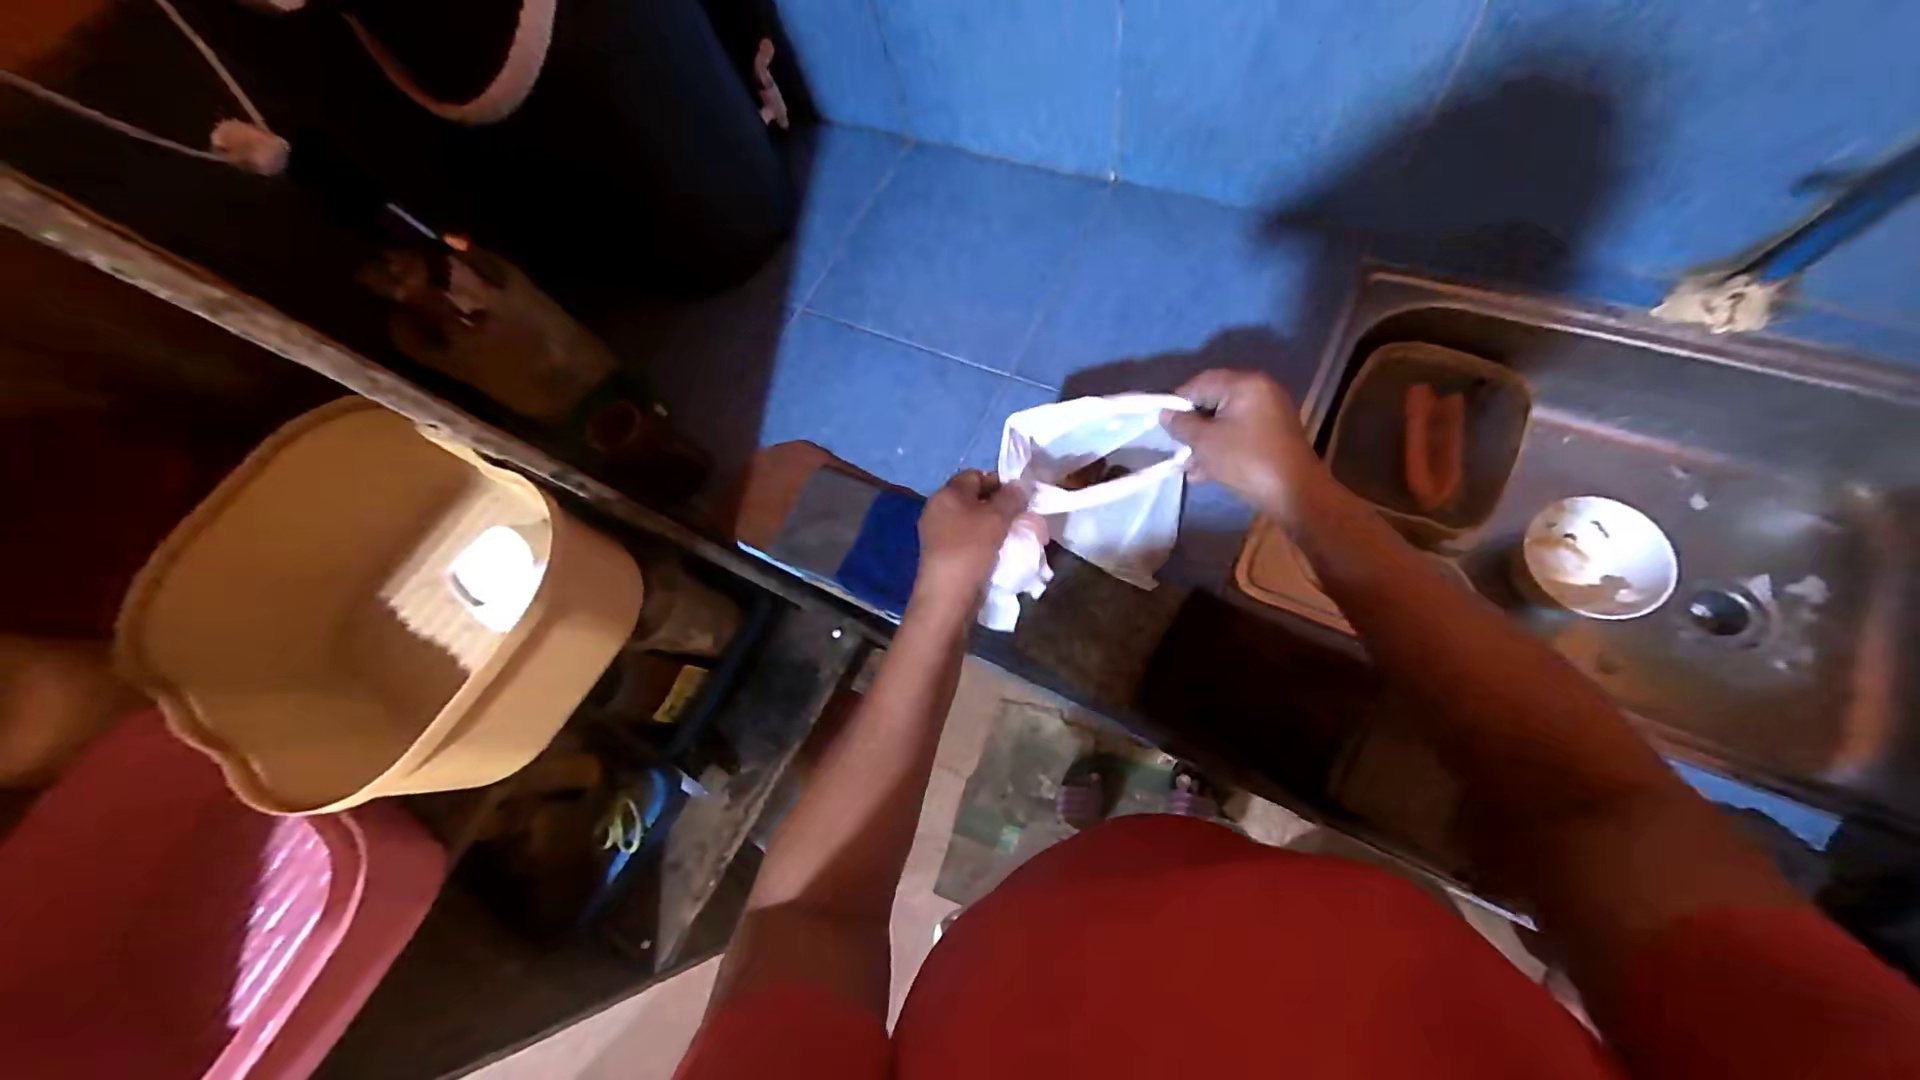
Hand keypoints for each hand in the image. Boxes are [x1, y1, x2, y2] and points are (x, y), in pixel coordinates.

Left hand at [914, 470, 1028, 610]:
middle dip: (997, 505)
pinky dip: (982, 541)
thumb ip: (1010, 498)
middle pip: (972, 498)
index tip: (1018, 497)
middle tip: (1018, 517)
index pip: (975, 475)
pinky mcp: (941, 553)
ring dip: (992, 525)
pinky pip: (966, 538)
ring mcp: (936, 532)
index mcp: (946, 493)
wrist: (947, 595)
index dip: (998, 482)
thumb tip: (1018, 486)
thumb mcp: (997, 518)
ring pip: (970, 520)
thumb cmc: (971, 549)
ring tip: (1011, 536)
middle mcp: (937, 508)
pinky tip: (996, 552)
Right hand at [1160, 369, 1322, 519]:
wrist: (1294, 492)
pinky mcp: (1272, 433)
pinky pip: (1238, 432)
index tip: (1163, 425)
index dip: (1177, 402)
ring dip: (1203, 440)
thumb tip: (1166, 414)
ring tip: (1189, 465)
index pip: (1201, 382)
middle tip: (1176, 446)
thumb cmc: (1245, 460)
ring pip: (1224, 420)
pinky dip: (1221, 446)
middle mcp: (1260, 390)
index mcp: (1245, 384)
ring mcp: (1269, 412)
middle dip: (1191, 425)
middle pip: (1213, 400)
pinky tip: (1205, 471)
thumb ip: (1181, 424)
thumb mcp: (1205, 442)